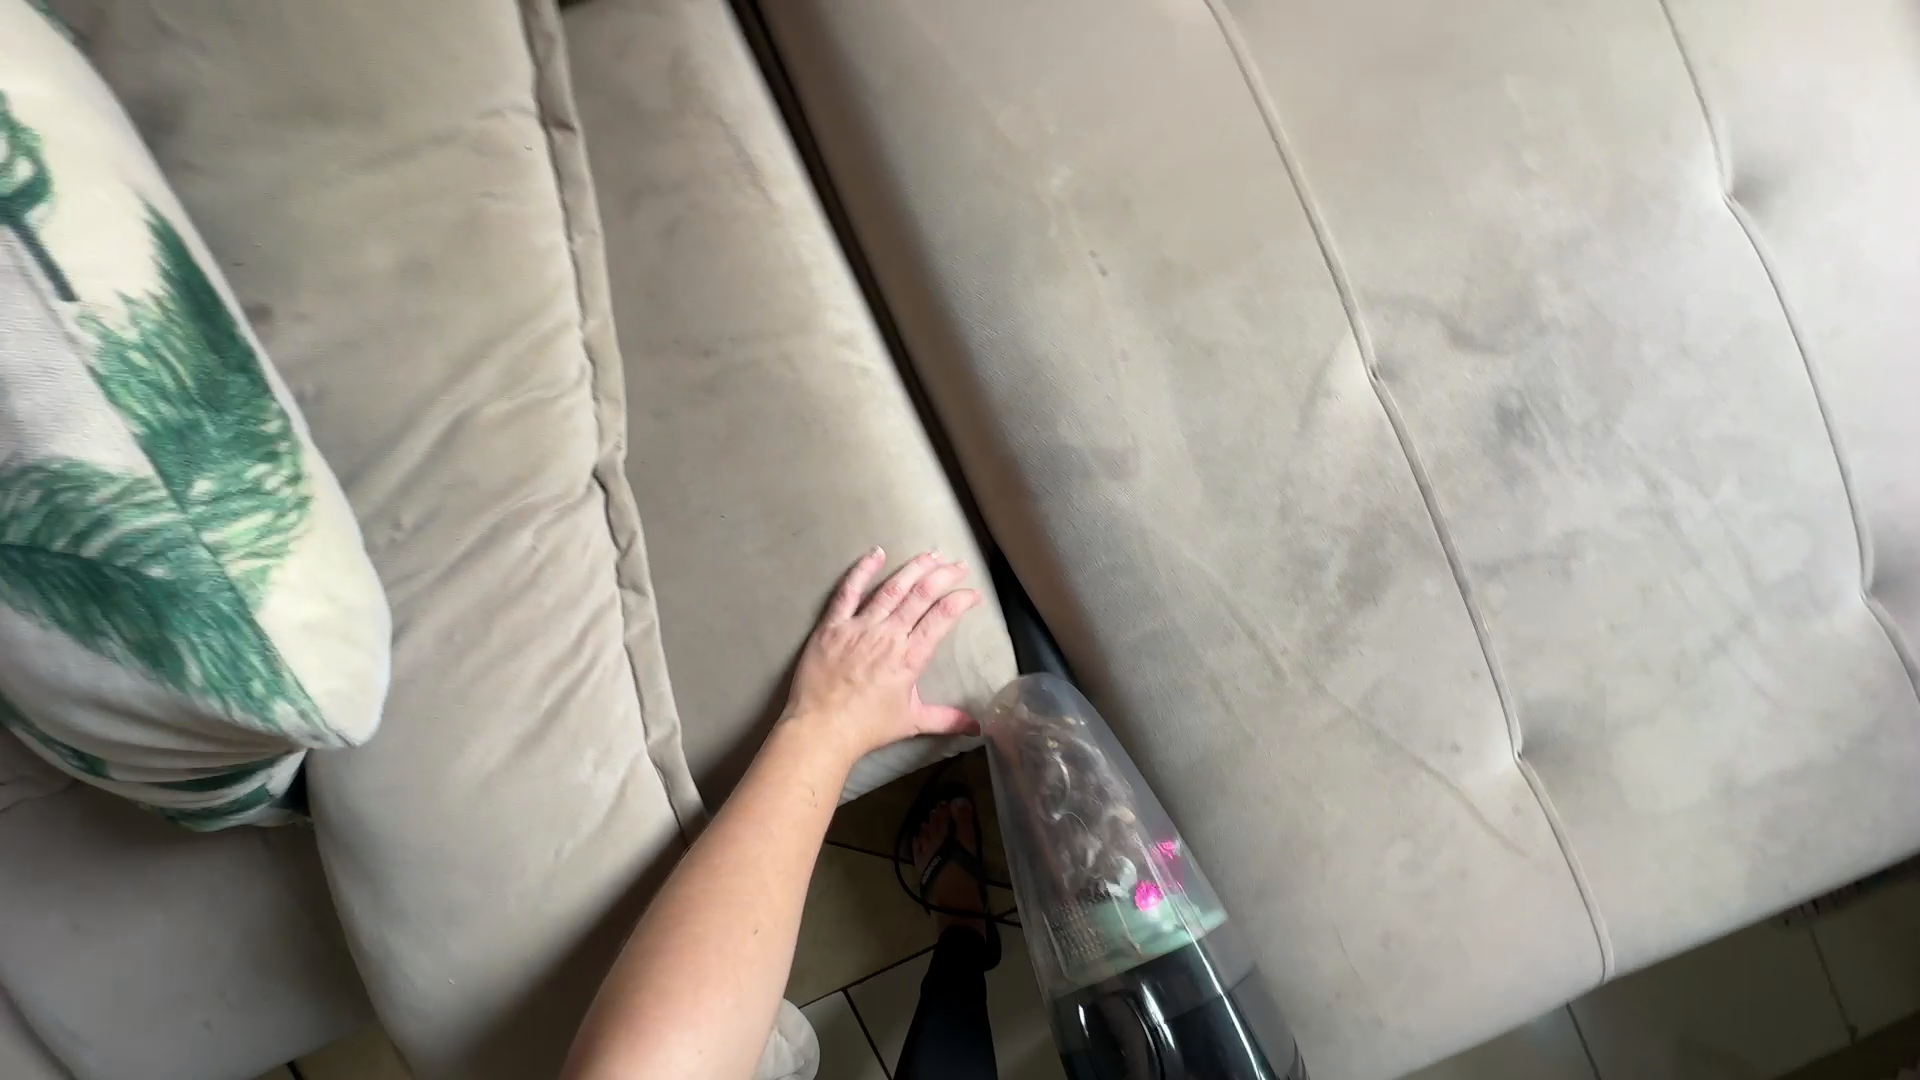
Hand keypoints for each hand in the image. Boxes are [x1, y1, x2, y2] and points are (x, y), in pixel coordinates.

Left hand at [783, 548, 982, 761]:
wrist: (821, 729)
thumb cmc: (866, 727)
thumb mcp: (911, 722)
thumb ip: (946, 719)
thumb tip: (977, 729)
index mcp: (909, 657)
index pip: (942, 617)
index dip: (960, 600)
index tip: (973, 594)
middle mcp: (888, 635)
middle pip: (921, 594)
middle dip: (944, 575)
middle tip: (958, 564)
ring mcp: (859, 627)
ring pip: (891, 588)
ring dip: (914, 567)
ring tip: (931, 554)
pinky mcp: (833, 625)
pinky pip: (848, 591)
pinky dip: (863, 570)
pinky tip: (877, 553)